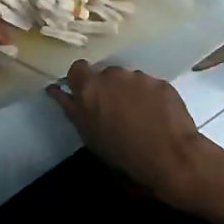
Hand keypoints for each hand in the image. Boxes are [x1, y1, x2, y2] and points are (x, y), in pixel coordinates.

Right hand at [47, 61, 212, 201]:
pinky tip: (157, 117)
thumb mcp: (88, 134)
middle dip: (109, 89)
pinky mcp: (162, 82)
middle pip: (106, 75)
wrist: (169, 155)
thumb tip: (54, 89)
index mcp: (90, 87)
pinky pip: (150, 86)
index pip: (78, 68)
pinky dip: (150, 97)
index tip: (88, 97)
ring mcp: (140, 77)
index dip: (82, 81)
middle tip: (115, 112)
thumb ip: (70, 108)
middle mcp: (114, 74)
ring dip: (130, 93)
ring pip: (129, 80)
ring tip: (139, 117)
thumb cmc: (121, 151)